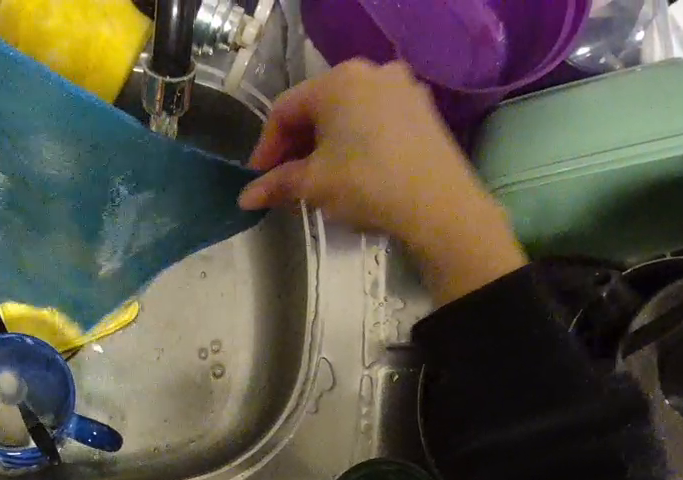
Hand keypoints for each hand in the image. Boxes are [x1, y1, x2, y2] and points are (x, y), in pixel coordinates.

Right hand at [239, 60, 527, 305]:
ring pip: (345, 117)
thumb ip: (277, 185)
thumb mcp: (313, 185)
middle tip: (282, 186)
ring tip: (313, 185)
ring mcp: (401, 89)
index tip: (258, 181)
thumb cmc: (365, 183)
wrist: (436, 203)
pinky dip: (351, 146)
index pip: (284, 110)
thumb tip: (245, 197)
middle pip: (316, 110)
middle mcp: (371, 72)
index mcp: (338, 81)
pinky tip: (347, 176)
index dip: (265, 148)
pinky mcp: (420, 111)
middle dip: (294, 149)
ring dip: (321, 149)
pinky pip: (372, 123)